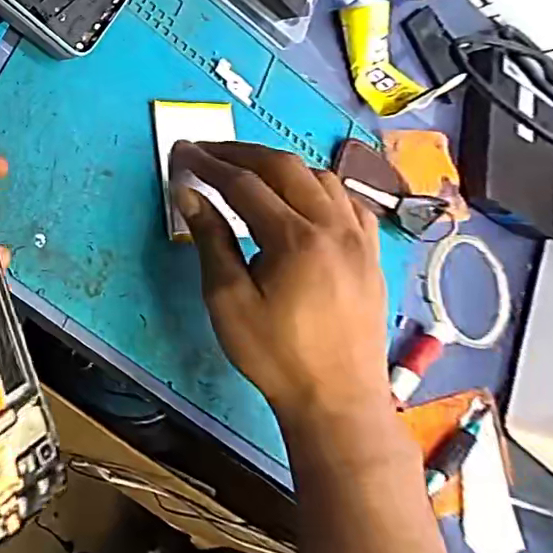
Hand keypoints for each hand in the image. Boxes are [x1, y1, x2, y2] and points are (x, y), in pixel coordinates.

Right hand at [170, 141, 387, 423]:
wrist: (338, 401)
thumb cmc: (275, 354)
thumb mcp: (227, 298)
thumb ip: (210, 239)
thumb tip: (189, 194)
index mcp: (296, 239)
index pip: (243, 183)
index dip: (207, 163)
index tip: (181, 153)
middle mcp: (334, 228)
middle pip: (284, 166)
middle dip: (239, 152)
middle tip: (205, 151)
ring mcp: (360, 239)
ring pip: (319, 176)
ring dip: (277, 164)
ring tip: (245, 169)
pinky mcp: (371, 253)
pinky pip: (347, 200)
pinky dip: (315, 185)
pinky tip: (297, 196)